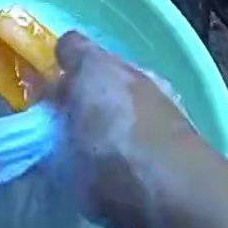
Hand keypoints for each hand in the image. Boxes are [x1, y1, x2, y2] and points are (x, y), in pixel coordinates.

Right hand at [49, 31, 219, 227]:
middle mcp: (124, 63)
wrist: (175, 182)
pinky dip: (137, 113)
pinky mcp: (177, 102)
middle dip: (87, 85)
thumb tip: (53, 119)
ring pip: (125, 80)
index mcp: (91, 67)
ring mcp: (154, 80)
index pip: (70, 45)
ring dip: (114, 99)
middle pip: (99, 63)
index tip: (50, 89)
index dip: (59, 63)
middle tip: (76, 118)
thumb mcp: (64, 160)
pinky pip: (147, 99)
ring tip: (107, 134)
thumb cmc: (110, 166)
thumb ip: (56, 132)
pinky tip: (135, 142)